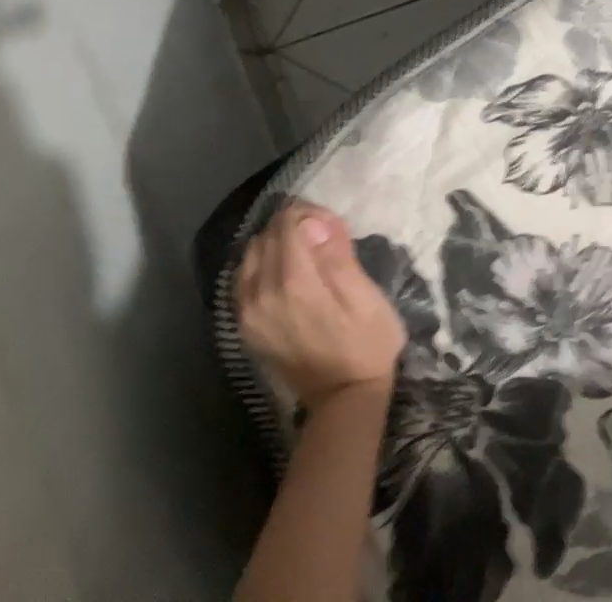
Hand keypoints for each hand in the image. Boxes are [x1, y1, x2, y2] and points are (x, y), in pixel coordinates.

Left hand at [238, 201, 406, 403]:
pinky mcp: (244, 326)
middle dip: (293, 226)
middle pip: (266, 236)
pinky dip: (261, 267)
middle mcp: (261, 293)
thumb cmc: (368, 344)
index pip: (288, 224)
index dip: (311, 214)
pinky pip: (243, 280)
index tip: (333, 224)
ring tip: (305, 252)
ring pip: (251, 256)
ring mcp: (247, 312)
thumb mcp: (366, 298)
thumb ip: (337, 257)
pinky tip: (284, 273)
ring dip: (275, 244)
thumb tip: (314, 222)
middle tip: (323, 235)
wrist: (344, 398)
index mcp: (295, 283)